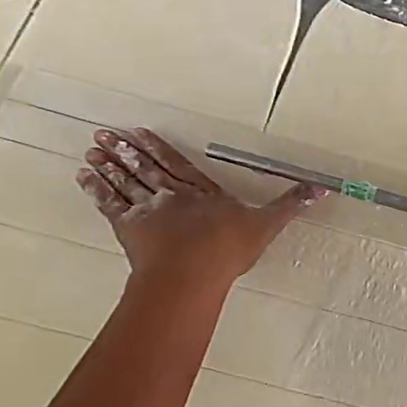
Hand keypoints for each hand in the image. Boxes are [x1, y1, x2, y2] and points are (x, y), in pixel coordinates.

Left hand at [75, 128, 322, 290]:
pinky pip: (109, 204)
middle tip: (105, 133)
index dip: (159, 148)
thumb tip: (322, 188)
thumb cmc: (228, 249)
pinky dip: (96, 190)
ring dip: (108, 164)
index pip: (178, 164)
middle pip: (146, 168)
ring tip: (93, 148)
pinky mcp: (129, 228)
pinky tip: (85, 177)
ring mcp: (148, 210)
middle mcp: (172, 194)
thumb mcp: (266, 224)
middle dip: (127, 150)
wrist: (189, 274)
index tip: (140, 132)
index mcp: (202, 191)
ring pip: (125, 182)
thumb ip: (290, 205)